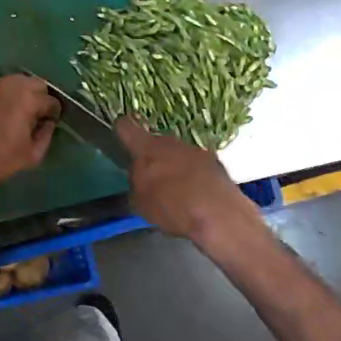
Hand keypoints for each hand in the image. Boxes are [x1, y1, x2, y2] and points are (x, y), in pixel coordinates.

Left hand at [0, 75, 60, 201]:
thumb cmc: (2, 160)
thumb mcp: (33, 154)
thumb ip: (46, 134)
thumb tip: (48, 122)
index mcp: (28, 99)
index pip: (51, 101)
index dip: (53, 114)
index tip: (50, 124)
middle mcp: (13, 85)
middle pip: (37, 84)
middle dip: (41, 98)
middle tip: (37, 116)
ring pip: (20, 81)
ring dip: (26, 93)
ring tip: (23, 112)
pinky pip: (4, 85)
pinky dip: (11, 93)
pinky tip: (7, 110)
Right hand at [116, 117, 263, 247]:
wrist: (218, 213)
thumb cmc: (172, 207)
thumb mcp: (140, 203)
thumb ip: (136, 184)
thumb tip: (138, 176)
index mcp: (145, 149)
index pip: (126, 126)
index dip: (122, 129)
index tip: (121, 135)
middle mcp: (169, 142)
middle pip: (154, 142)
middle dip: (152, 157)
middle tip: (151, 178)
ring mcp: (193, 149)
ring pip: (176, 152)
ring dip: (174, 165)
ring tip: (176, 191)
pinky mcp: (213, 160)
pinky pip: (195, 163)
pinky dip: (193, 174)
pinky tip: (196, 194)